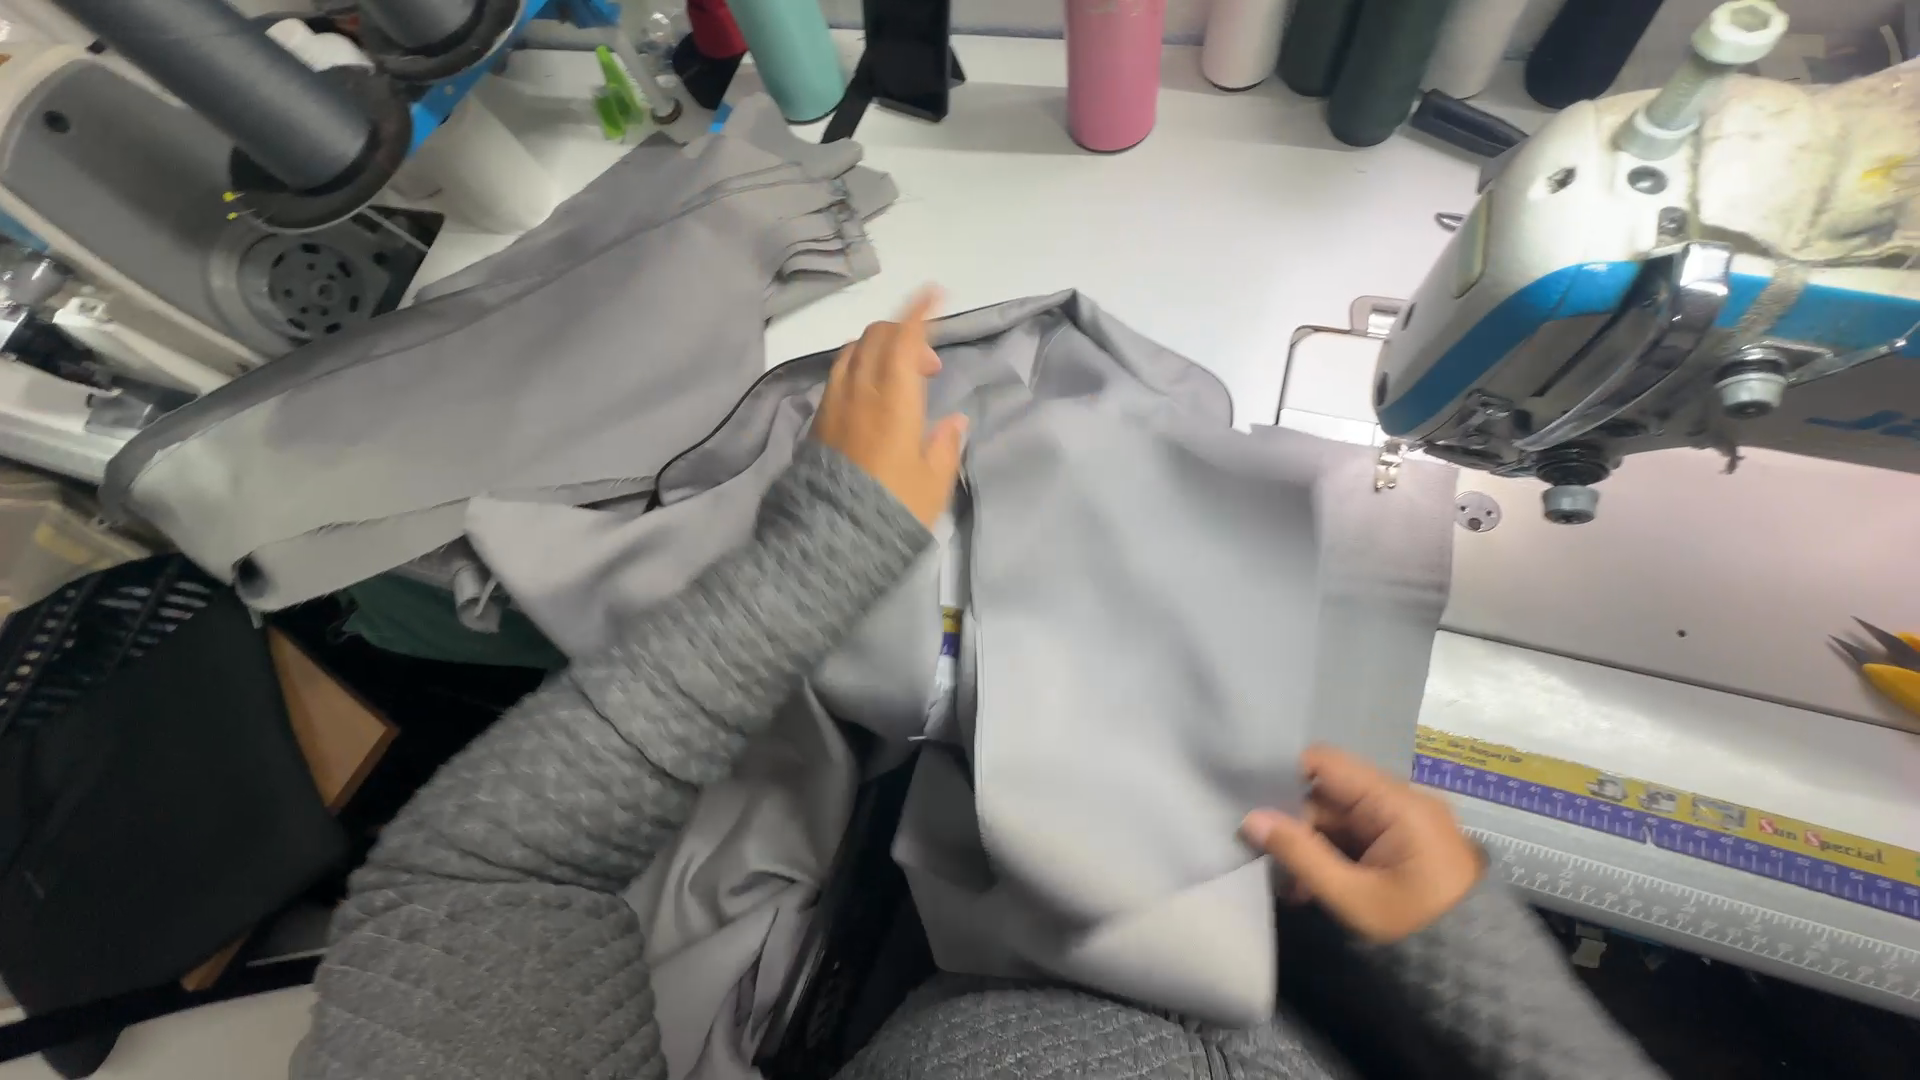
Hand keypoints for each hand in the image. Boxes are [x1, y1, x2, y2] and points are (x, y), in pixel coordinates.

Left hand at [811, 288, 968, 527]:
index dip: (920, 310)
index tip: (936, 294)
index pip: (904, 337)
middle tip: (928, 364)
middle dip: (904, 332)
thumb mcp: (933, 481)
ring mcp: (835, 402)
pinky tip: (873, 396)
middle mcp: (860, 389)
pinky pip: (839, 375)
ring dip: (879, 349)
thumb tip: (954, 421)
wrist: (832, 533)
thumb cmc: (893, 506)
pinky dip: (860, 368)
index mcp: (894, 398)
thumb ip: (945, 444)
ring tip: (900, 377)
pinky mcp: (819, 420)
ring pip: (854, 352)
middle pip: (877, 336)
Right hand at [1242, 744, 1483, 943]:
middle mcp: (1400, 799)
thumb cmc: (1417, 929)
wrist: (1479, 973)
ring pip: (1335, 815)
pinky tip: (1311, 886)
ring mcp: (1402, 819)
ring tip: (1292, 886)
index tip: (1254, 803)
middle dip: (1295, 824)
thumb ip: (1300, 855)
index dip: (1284, 775)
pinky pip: (1352, 832)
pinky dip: (1329, 853)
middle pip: (1327, 792)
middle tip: (1270, 861)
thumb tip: (1250, 819)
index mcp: (1396, 803)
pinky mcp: (1401, 839)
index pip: (1326, 762)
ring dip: (1309, 844)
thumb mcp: (1353, 898)